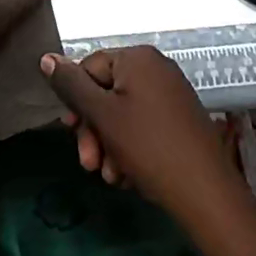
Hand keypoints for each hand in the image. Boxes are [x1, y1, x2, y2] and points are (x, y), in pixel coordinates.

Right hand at [40, 46, 238, 221]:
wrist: (209, 197)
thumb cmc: (150, 148)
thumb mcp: (102, 115)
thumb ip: (71, 85)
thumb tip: (46, 58)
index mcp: (138, 58)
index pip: (89, 67)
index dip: (76, 101)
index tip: (70, 131)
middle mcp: (156, 68)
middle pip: (106, 92)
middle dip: (93, 130)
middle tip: (88, 163)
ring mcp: (171, 94)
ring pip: (122, 114)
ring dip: (109, 144)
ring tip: (110, 176)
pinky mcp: (181, 120)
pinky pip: (143, 125)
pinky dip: (130, 148)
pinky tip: (127, 176)